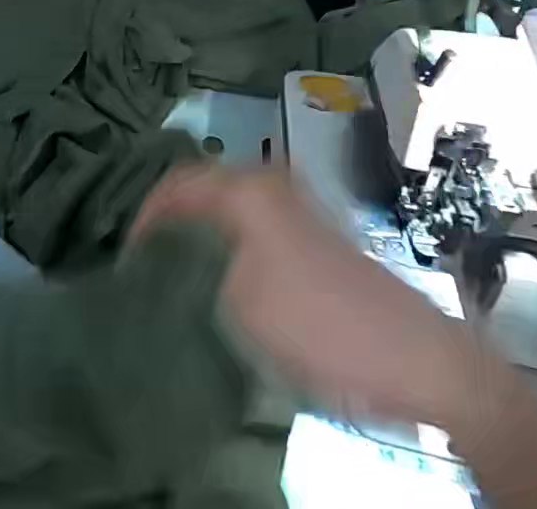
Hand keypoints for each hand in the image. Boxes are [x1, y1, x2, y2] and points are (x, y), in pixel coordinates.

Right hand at [131, 164, 518, 429]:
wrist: (413, 354)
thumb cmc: (321, 328)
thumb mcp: (241, 302)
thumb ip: (197, 265)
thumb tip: (169, 254)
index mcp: (249, 189)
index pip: (177, 184)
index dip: (145, 215)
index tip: (124, 255)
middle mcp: (271, 182)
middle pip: (202, 185)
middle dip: (170, 215)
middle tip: (143, 259)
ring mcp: (296, 203)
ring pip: (227, 201)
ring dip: (197, 225)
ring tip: (172, 265)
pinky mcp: (311, 228)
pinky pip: (251, 218)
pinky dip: (224, 235)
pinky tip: (217, 270)